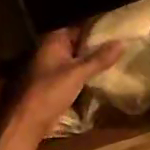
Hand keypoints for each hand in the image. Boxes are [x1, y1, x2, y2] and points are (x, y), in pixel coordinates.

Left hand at [0, 29, 122, 149]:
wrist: (28, 122)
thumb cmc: (50, 92)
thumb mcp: (78, 73)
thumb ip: (99, 58)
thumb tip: (122, 42)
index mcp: (53, 41)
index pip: (81, 28)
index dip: (99, 30)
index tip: (119, 32)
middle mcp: (50, 50)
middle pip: (79, 44)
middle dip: (97, 47)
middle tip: (122, 47)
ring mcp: (50, 67)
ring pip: (77, 60)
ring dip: (92, 62)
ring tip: (117, 61)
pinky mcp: (53, 82)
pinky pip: (73, 73)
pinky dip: (85, 74)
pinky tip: (101, 77)